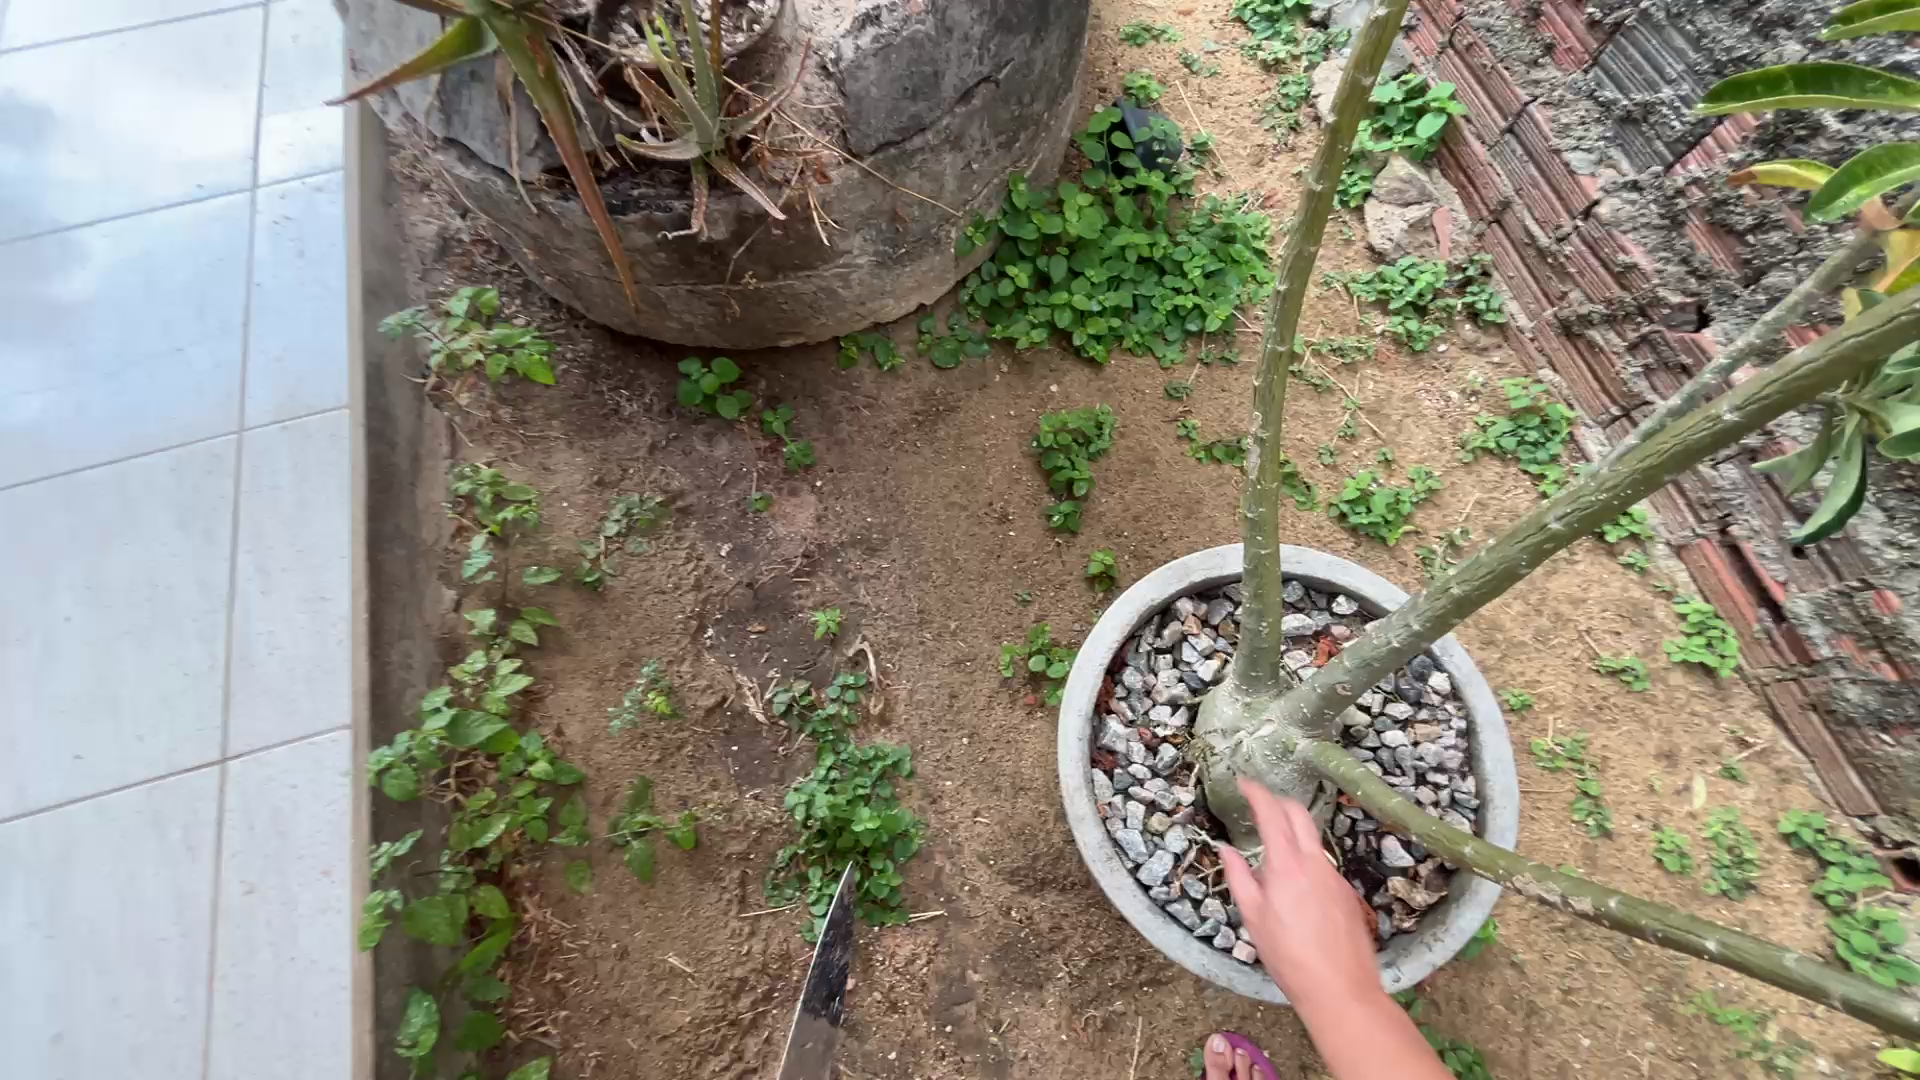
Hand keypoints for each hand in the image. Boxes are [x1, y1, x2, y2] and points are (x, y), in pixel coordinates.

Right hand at [1218, 777, 1378, 1013]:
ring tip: (1272, 850)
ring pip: (1312, 839)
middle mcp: (1314, 863)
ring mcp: (1334, 877)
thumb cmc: (1288, 956)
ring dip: (1292, 831)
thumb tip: (1226, 848)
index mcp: (1287, 864)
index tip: (1242, 782)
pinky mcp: (1346, 893)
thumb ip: (1238, 875)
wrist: (1342, 991)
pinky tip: (1296, 887)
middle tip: (1258, 802)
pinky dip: (1305, 860)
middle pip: (1299, 813)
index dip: (1256, 791)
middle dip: (1277, 800)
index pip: (1271, 812)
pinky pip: (1322, 864)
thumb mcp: (1252, 916)